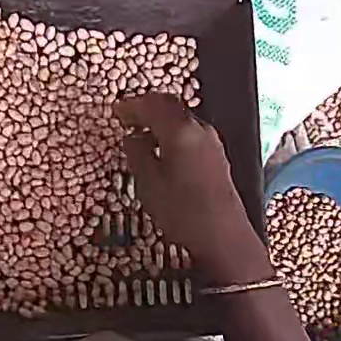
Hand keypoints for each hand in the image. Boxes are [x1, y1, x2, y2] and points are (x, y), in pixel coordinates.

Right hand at [118, 93, 266, 282]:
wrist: (223, 236)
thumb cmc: (183, 213)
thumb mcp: (149, 185)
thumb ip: (137, 155)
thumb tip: (131, 139)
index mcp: (180, 131)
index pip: (152, 105)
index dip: (132, 106)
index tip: (117, 111)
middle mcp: (199, 130)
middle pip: (171, 107)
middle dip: (147, 109)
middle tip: (128, 118)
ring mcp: (212, 143)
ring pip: (182, 120)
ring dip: (161, 122)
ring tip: (142, 137)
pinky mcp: (217, 158)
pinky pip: (191, 135)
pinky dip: (174, 135)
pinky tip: (163, 152)